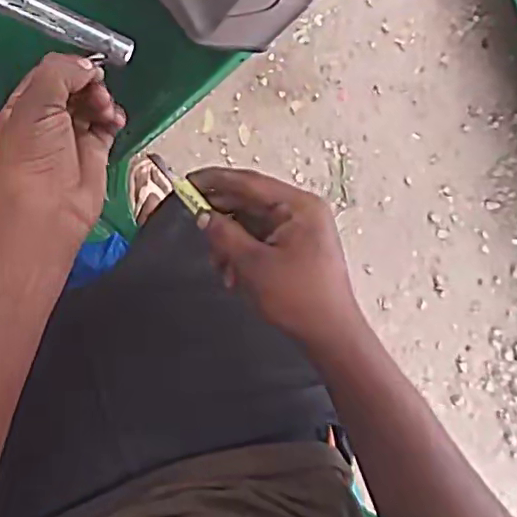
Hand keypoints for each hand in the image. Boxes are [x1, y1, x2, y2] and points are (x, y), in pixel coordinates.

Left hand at [0, 54, 125, 246]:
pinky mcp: (93, 151)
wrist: (49, 211)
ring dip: (103, 99)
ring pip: (92, 102)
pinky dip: (114, 118)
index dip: (69, 66)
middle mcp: (46, 118)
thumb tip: (87, 67)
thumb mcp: (36, 105)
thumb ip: (60, 74)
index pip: (48, 73)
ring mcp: (70, 135)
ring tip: (104, 109)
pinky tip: (115, 120)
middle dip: (88, 82)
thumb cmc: (34, 158)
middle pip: (73, 85)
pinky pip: (107, 124)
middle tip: (96, 90)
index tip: (87, 67)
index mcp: (24, 106)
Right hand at [193, 168, 366, 349]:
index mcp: (299, 207)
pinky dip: (240, 251)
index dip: (214, 180)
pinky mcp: (293, 247)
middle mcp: (300, 212)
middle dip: (220, 217)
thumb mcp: (252, 264)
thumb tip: (203, 215)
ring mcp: (298, 229)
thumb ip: (224, 234)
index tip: (188, 182)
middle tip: (195, 222)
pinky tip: (232, 272)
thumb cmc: (299, 298)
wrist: (329, 335)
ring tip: (219, 263)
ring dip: (229, 240)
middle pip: (248, 201)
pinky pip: (258, 238)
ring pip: (249, 222)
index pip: (249, 182)